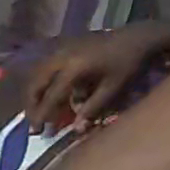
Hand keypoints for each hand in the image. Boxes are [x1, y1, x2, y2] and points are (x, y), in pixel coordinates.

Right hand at [24, 24, 165, 132]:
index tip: (38, 131)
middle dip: (32, 104)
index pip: (52, 95)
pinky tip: (52, 95)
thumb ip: (93, 108)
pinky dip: (45, 82)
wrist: (137, 37)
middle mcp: (62, 55)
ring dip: (36, 93)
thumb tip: (76, 130)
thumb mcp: (113, 88)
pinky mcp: (67, 45)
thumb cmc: (128, 63)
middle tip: (34, 125)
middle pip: (36, 82)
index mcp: (73, 66)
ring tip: (38, 112)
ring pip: (38, 73)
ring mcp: (63, 48)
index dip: (43, 114)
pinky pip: (48, 66)